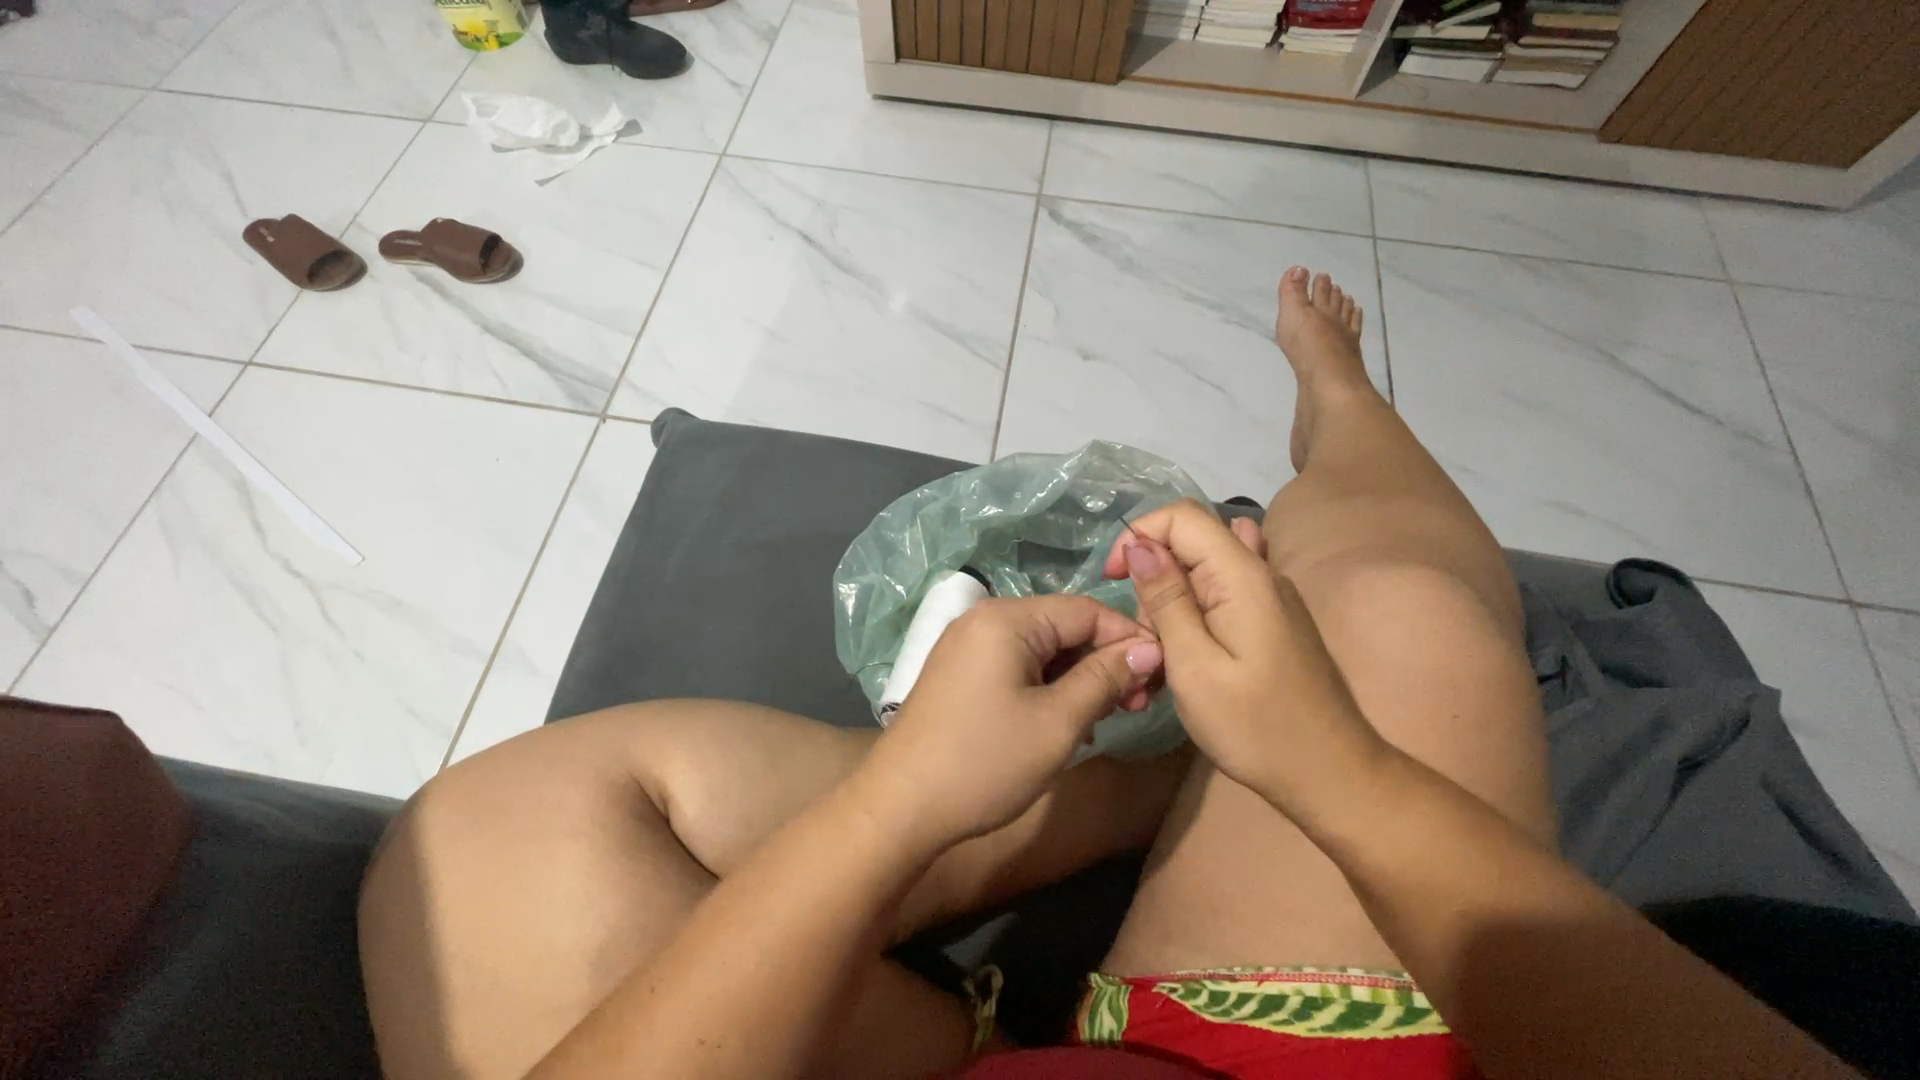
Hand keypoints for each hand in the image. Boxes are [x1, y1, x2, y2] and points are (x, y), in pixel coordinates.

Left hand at [851, 595, 1163, 849]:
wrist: (900, 808)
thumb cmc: (985, 762)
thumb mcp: (1058, 723)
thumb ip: (1105, 678)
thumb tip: (1149, 648)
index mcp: (1006, 618)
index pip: (1086, 610)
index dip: (1130, 639)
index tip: (1162, 677)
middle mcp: (984, 620)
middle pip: (1063, 627)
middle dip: (1104, 662)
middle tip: (1138, 707)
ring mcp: (966, 647)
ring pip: (1042, 651)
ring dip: (1078, 680)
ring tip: (1106, 720)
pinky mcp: (959, 675)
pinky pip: (1017, 668)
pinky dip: (1047, 689)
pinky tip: (1066, 724)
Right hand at [1104, 499, 1384, 808]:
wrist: (1331, 774)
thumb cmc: (1257, 728)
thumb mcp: (1195, 667)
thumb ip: (1166, 601)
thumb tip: (1140, 545)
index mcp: (1243, 576)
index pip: (1181, 516)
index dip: (1138, 536)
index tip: (1113, 581)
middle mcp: (1261, 573)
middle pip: (1190, 542)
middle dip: (1152, 577)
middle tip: (1144, 639)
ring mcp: (1271, 596)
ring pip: (1201, 570)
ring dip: (1170, 602)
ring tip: (1166, 656)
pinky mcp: (1272, 620)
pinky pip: (1221, 595)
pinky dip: (1194, 613)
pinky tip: (1190, 644)